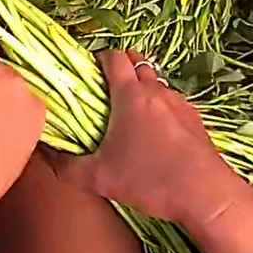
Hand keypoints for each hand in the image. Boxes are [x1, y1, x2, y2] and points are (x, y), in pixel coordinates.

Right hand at [54, 50, 252, 226]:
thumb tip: (45, 155)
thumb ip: (67, 166)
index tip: (87, 71)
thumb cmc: (150, 180)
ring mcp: (179, 103)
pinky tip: (155, 131)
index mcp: (130, 95)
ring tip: (128, 109)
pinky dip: (160, 106)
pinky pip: (172, 101)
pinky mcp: (195, 119)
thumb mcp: (99, 178)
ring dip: (141, 86)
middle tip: (105, 86)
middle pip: (137, 62)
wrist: (206, 194)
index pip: (113, 57)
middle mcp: (156, 91)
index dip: (98, 58)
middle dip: (121, 67)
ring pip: (157, 81)